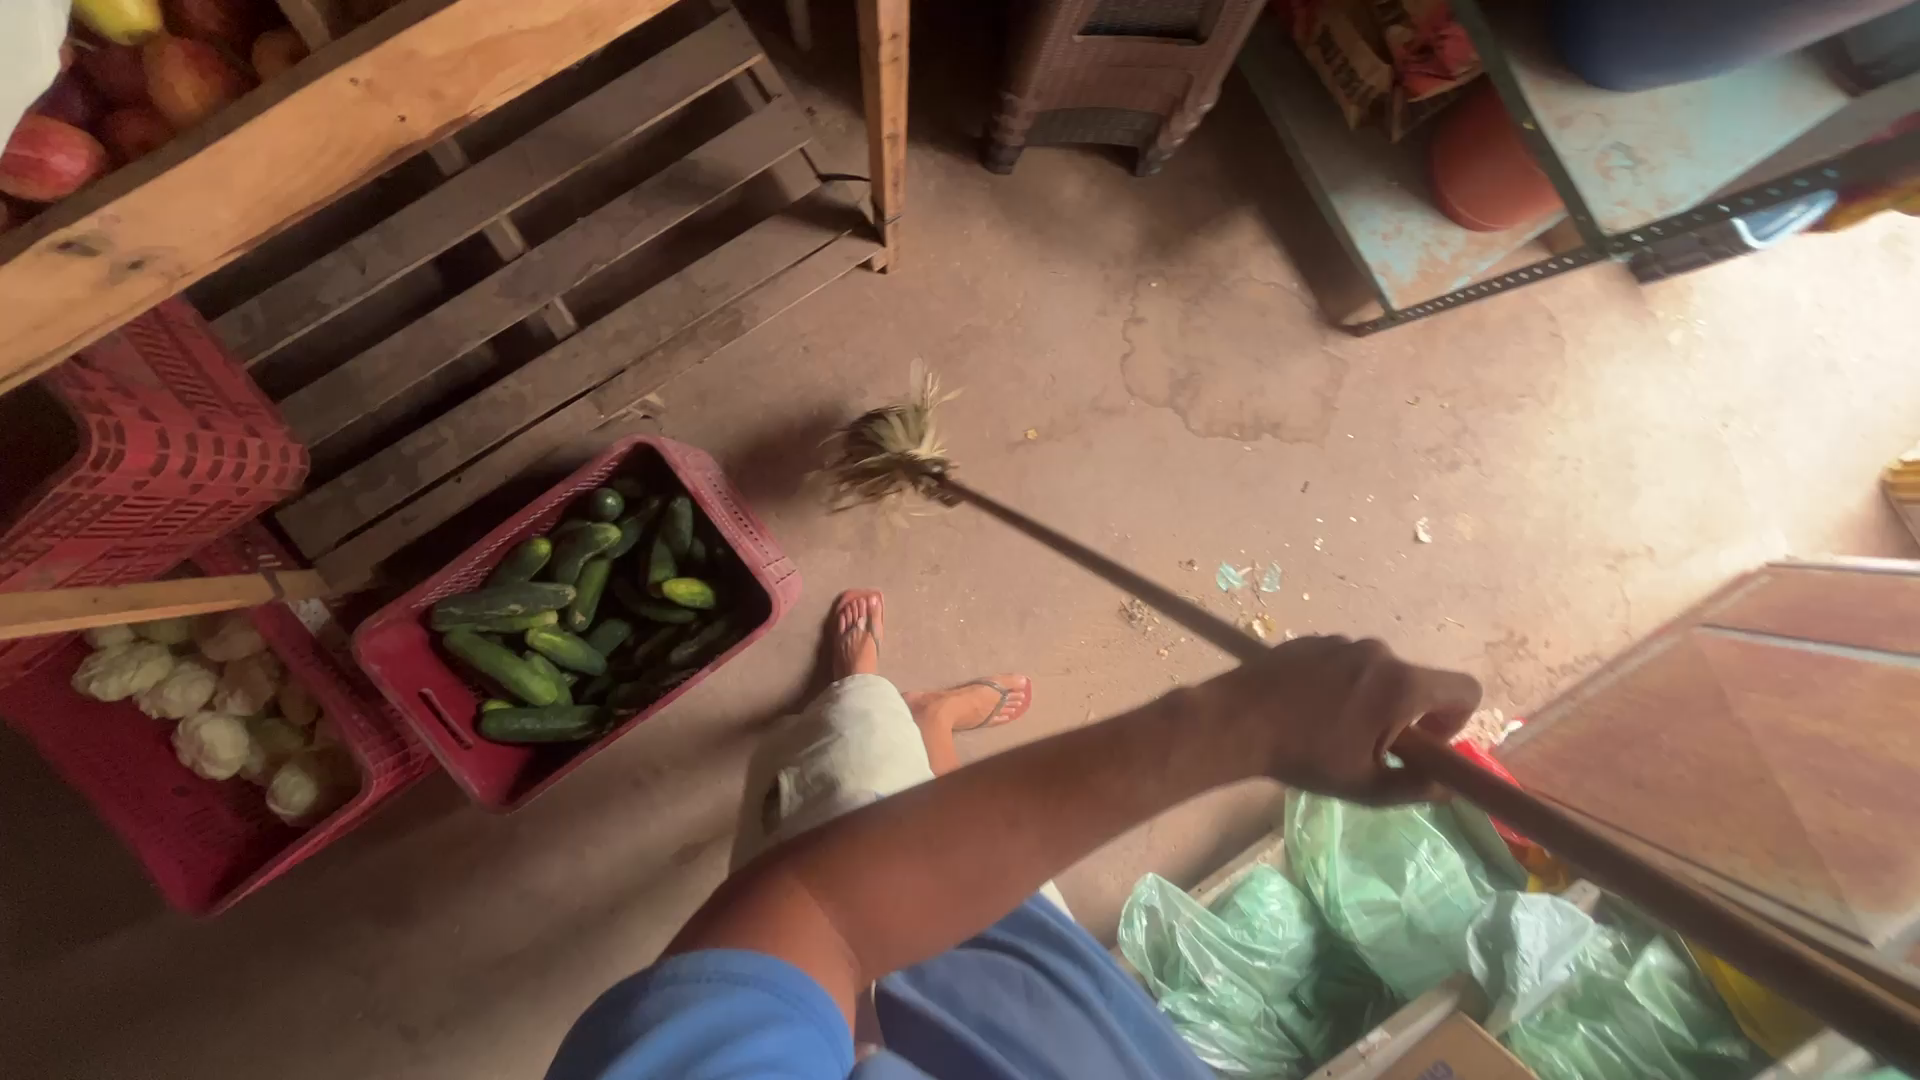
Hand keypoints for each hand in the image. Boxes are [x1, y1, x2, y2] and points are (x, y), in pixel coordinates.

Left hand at [1193, 635, 1481, 804]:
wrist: (1234, 721)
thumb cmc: (1304, 755)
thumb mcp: (1366, 786)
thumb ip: (1416, 787)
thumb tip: (1444, 785)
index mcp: (1400, 685)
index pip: (1465, 689)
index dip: (1456, 720)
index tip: (1422, 744)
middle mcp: (1376, 653)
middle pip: (1415, 681)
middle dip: (1406, 714)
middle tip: (1369, 744)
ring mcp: (1338, 642)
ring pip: (1376, 672)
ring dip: (1369, 698)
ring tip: (1330, 728)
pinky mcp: (1308, 640)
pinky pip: (1342, 662)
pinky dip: (1339, 684)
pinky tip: (1306, 708)